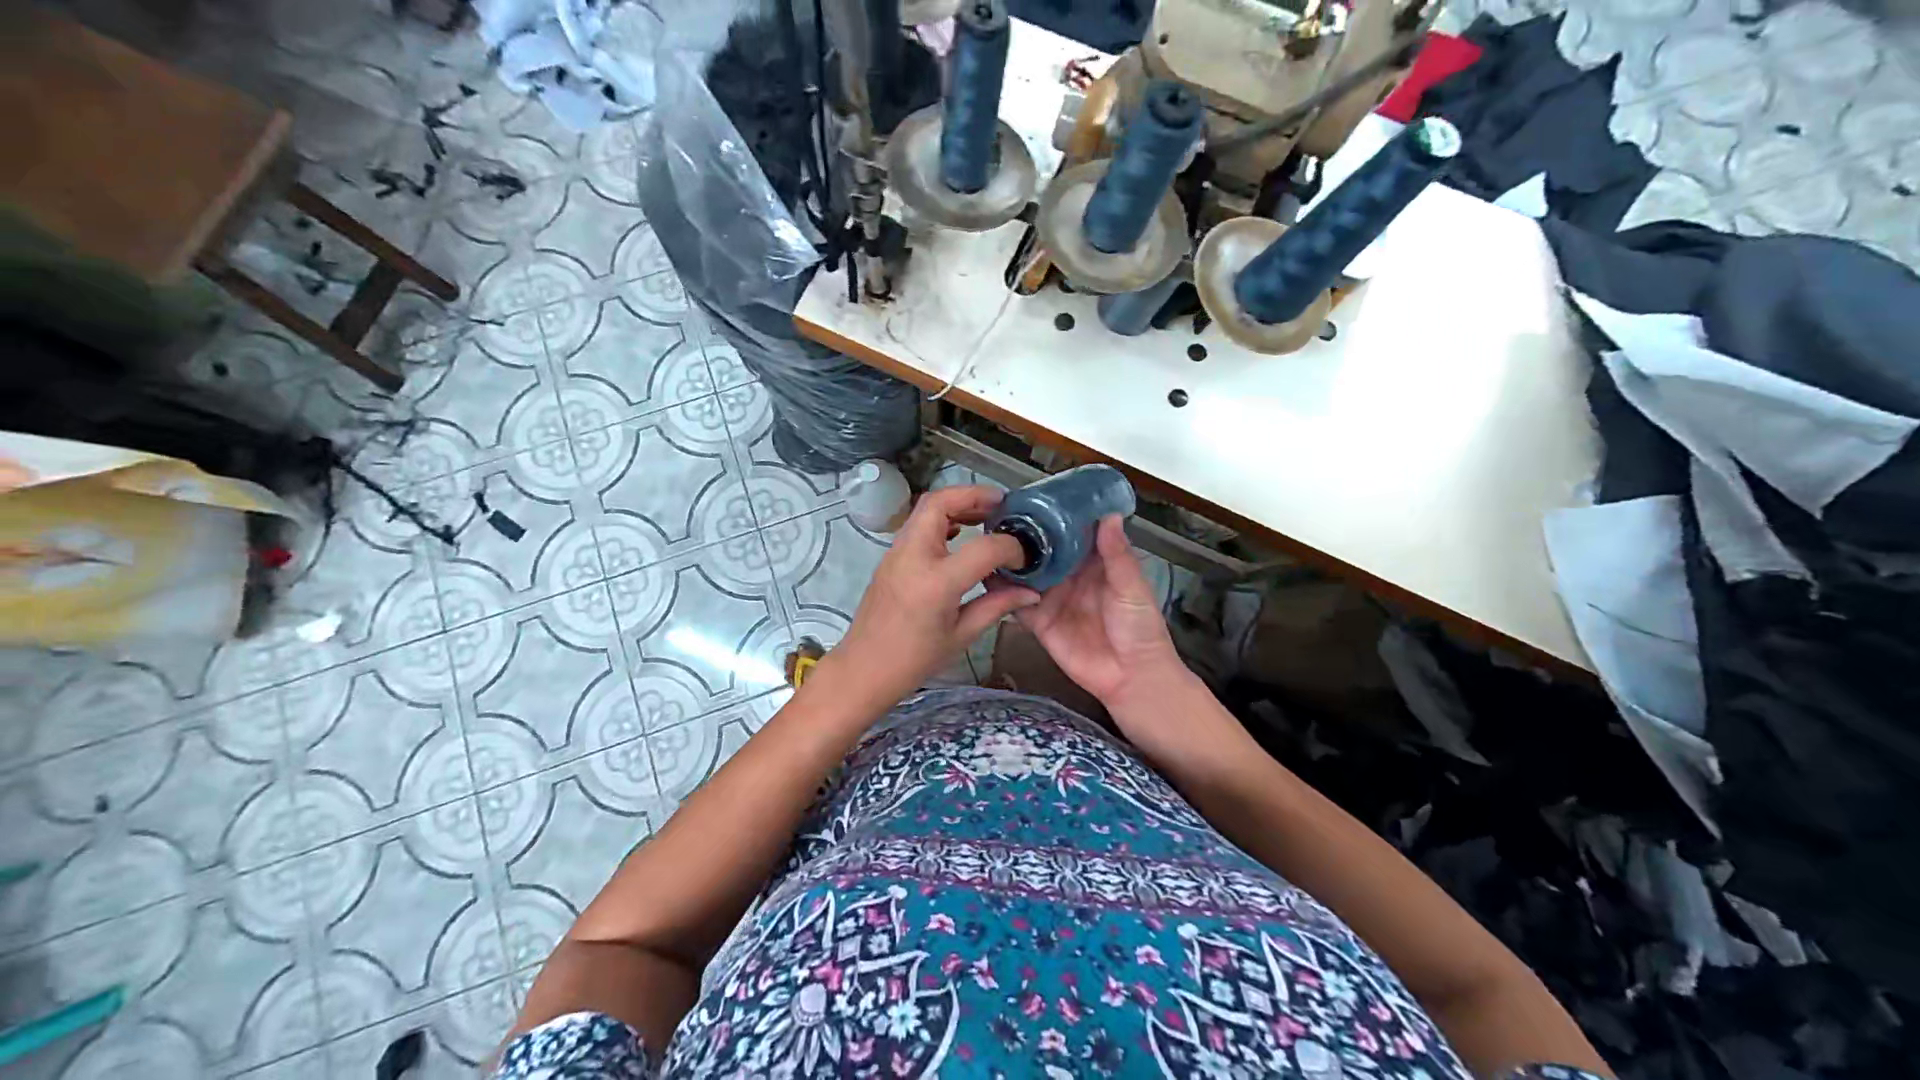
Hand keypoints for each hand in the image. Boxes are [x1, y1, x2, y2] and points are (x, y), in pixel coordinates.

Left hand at [825, 485, 1040, 710]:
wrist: (864, 668)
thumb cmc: (914, 660)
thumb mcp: (961, 635)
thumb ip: (997, 606)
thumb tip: (1031, 592)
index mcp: (936, 581)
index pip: (983, 547)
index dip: (1010, 547)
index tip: (1022, 556)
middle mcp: (913, 555)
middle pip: (942, 502)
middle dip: (974, 495)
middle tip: (1002, 505)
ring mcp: (897, 551)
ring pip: (926, 507)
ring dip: (956, 502)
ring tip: (985, 514)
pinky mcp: (891, 556)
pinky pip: (917, 523)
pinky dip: (941, 517)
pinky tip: (960, 533)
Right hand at [1008, 515, 1204, 749]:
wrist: (1132, 678)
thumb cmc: (1140, 629)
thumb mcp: (1132, 587)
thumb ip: (1116, 555)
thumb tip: (1108, 515)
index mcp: (1095, 563)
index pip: (1071, 533)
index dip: (1054, 516)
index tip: (1032, 498)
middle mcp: (1070, 576)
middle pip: (1043, 551)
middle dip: (1024, 537)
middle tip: (998, 518)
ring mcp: (1052, 599)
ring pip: (1026, 575)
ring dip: (1009, 561)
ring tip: (985, 541)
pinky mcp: (1038, 622)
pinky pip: (1016, 605)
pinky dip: (1001, 592)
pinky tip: (985, 576)